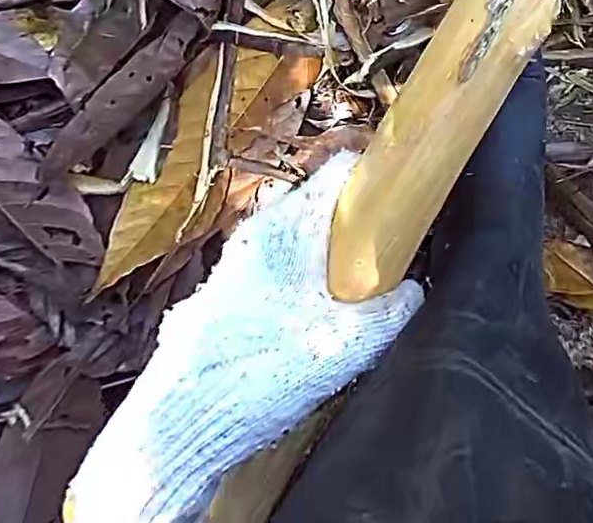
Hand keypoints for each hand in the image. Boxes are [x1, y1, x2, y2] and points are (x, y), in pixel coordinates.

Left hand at [65, 152, 421, 522]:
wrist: (180, 423)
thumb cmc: (261, 372)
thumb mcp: (349, 344)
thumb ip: (392, 311)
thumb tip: (412, 293)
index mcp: (292, 224)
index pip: (340, 168)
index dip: (372, 175)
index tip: (391, 193)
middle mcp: (259, 229)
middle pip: (318, 203)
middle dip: (349, 225)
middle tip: (371, 258)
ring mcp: (234, 257)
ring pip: (291, 235)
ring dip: (319, 255)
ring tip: (336, 297)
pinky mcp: (219, 288)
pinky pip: (268, 264)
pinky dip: (290, 278)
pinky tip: (296, 324)